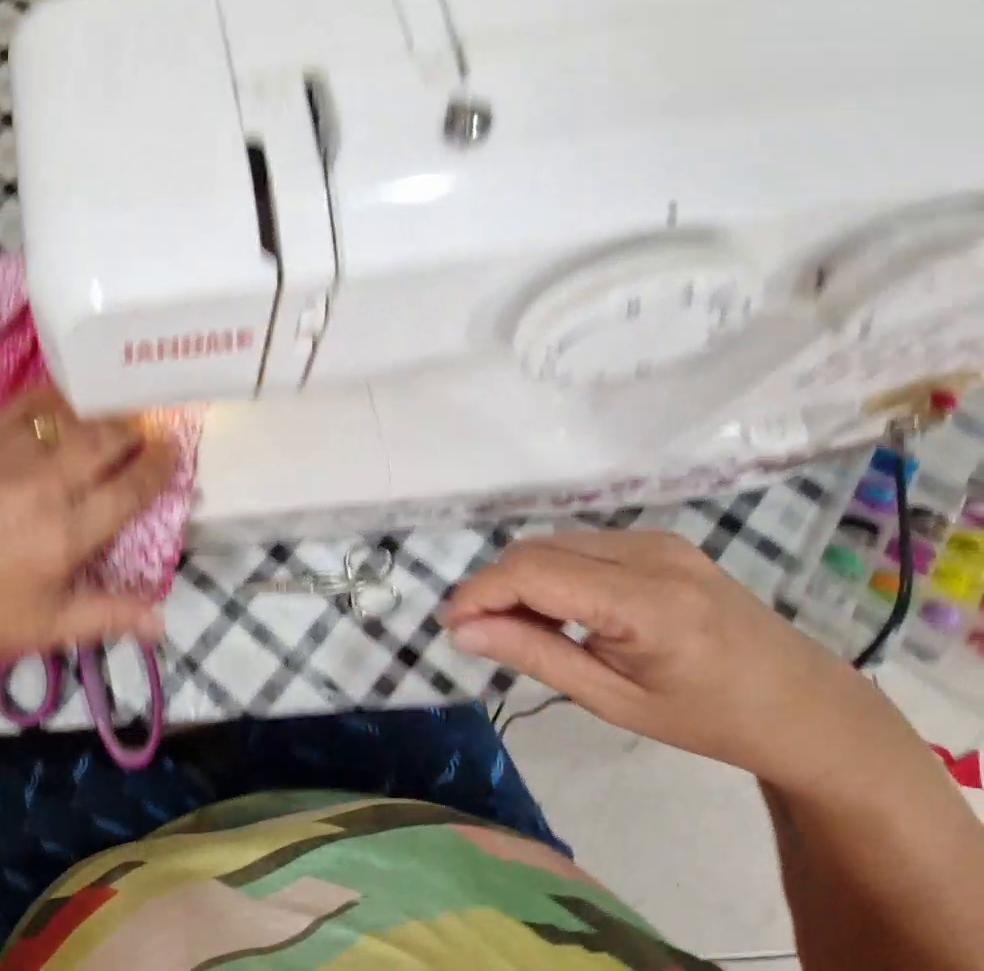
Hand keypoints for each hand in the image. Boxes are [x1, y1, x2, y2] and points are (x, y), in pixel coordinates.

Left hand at [0, 385, 177, 696]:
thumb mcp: (48, 627)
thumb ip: (111, 615)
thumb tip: (165, 621)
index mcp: (66, 535)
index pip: (132, 487)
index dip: (161, 464)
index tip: (174, 449)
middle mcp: (43, 485)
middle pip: (108, 437)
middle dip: (136, 428)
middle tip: (147, 428)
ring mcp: (6, 454)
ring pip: (70, 414)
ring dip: (100, 410)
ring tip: (114, 412)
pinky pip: (26, 404)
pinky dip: (55, 399)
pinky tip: (66, 403)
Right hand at [443, 531, 904, 789]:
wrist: (811, 709)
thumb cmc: (712, 719)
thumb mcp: (614, 701)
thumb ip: (534, 656)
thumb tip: (460, 631)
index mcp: (648, 602)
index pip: (531, 572)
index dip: (478, 593)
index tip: (450, 627)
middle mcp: (653, 554)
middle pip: (535, 550)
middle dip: (496, 588)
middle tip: (486, 635)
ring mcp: (659, 541)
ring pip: (551, 543)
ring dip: (522, 580)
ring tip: (528, 629)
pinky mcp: (661, 541)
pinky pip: (578, 544)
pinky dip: (552, 573)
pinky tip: (564, 612)